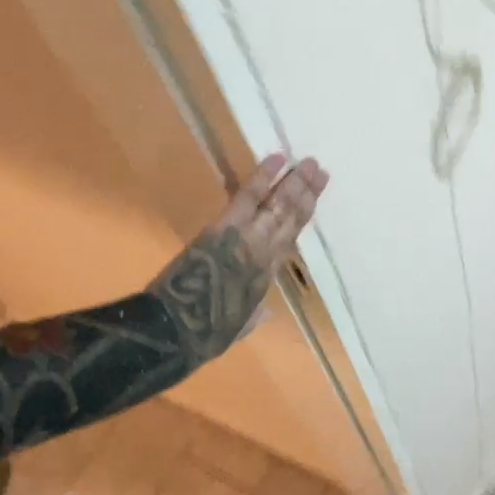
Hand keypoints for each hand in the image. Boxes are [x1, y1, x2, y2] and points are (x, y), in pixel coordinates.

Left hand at [148, 154, 329, 358]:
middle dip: (305, 192)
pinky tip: (275, 159)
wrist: (176, 329)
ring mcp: (245, 238)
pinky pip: (247, 197)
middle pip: (289, 217)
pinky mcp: (224, 228)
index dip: (305, 215)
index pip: (290, 238)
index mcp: (266, 277)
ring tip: (307, 162)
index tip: (317, 195)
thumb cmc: (205, 334)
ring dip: (292, 181)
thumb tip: (265, 310)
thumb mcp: (239, 327)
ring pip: (276, 205)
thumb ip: (254, 313)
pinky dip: (263, 177)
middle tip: (318, 168)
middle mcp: (263, 253)